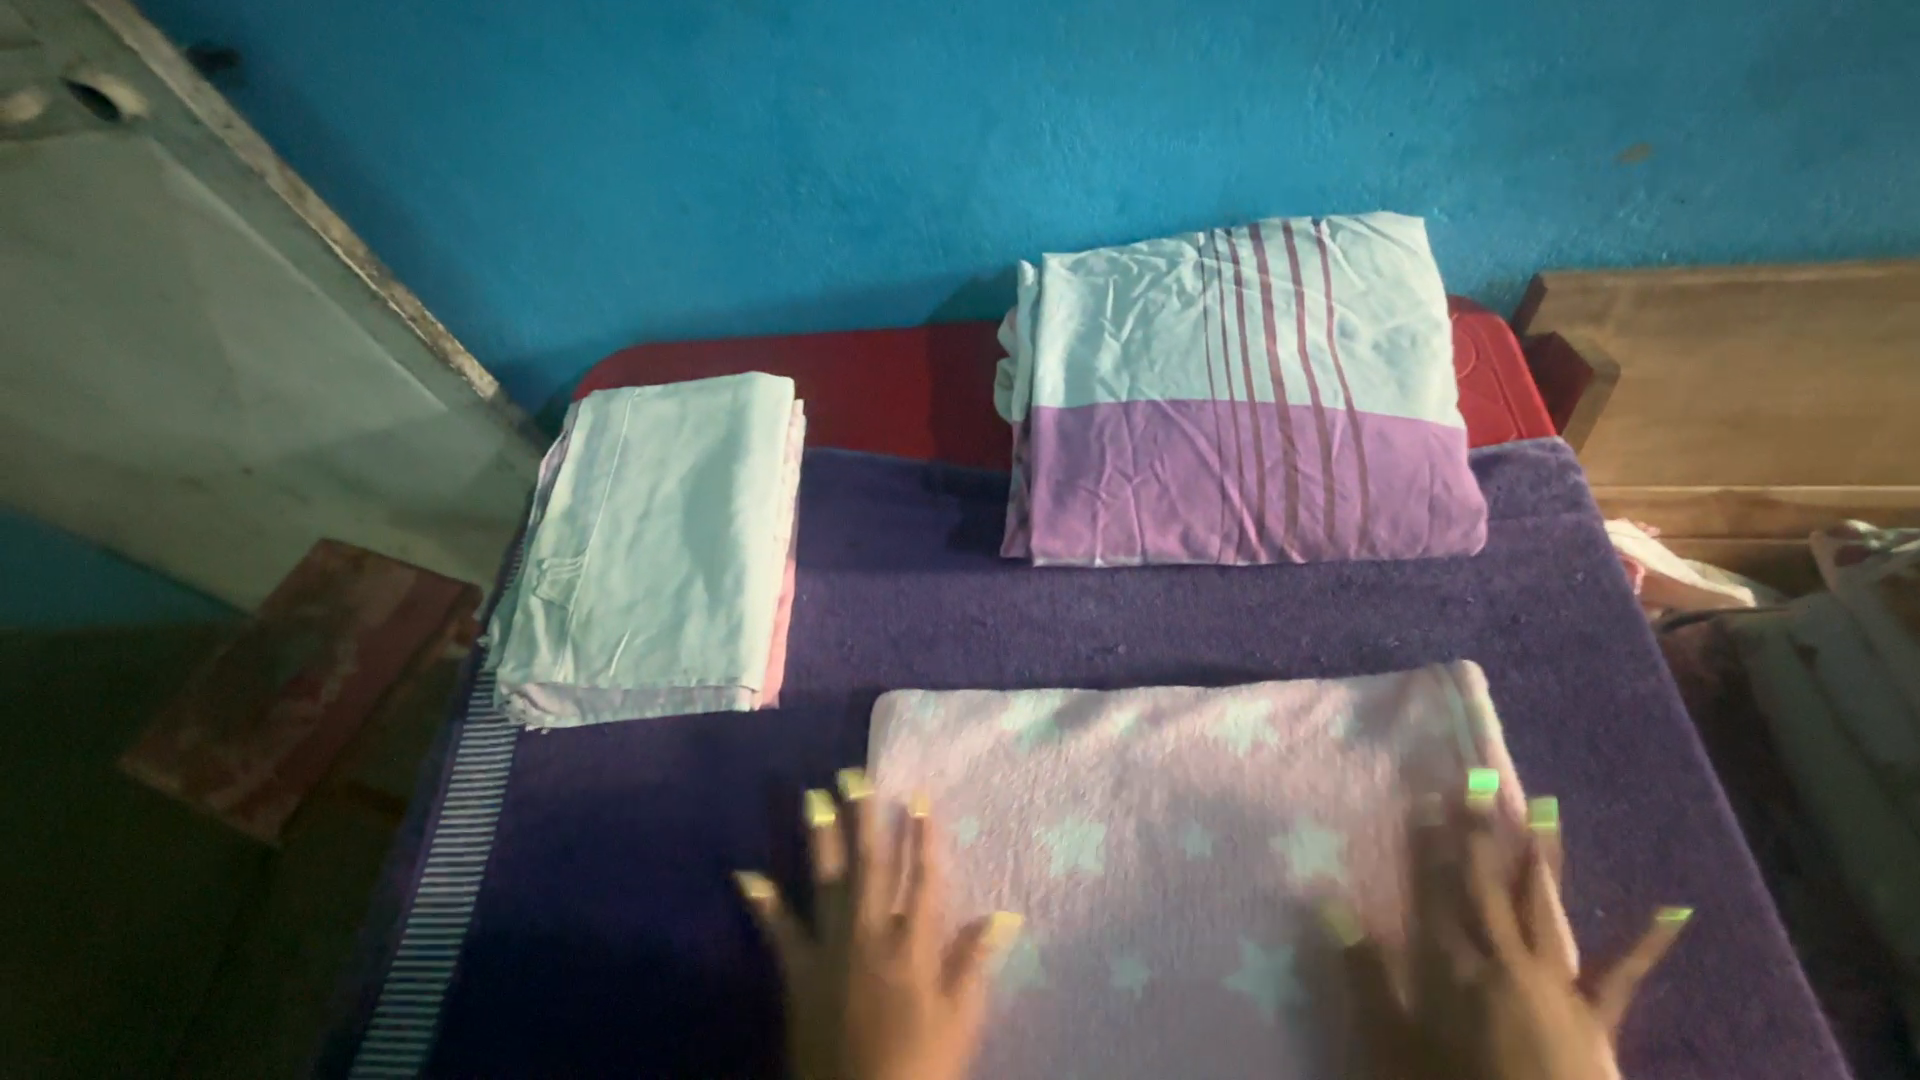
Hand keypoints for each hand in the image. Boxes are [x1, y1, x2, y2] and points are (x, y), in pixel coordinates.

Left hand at [735, 769, 1020, 1079]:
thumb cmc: (921, 1064)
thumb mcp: (960, 1018)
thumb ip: (974, 962)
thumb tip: (1003, 914)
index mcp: (913, 944)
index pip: (922, 878)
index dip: (923, 835)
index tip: (919, 796)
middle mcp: (871, 934)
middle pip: (870, 866)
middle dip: (864, 818)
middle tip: (854, 776)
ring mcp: (831, 950)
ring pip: (828, 882)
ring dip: (822, 839)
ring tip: (814, 798)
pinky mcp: (798, 972)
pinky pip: (779, 932)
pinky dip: (763, 903)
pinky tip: (746, 874)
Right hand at [1329, 774, 1690, 1079]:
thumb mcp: (1396, 1039)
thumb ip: (1366, 973)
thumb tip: (1328, 906)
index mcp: (1454, 967)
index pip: (1435, 891)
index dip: (1430, 844)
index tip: (1426, 798)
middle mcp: (1504, 962)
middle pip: (1486, 887)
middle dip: (1479, 834)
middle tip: (1479, 783)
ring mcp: (1555, 985)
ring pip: (1544, 911)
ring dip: (1542, 860)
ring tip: (1546, 808)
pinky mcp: (1596, 1019)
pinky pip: (1621, 977)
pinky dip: (1647, 944)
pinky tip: (1675, 912)